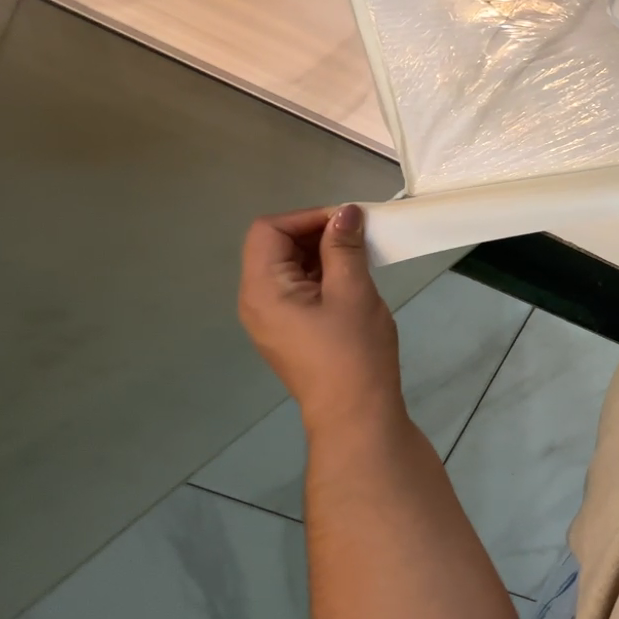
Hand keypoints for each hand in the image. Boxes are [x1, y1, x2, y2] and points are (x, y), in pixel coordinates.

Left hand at [238, 205, 403, 431]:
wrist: (353, 406)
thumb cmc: (353, 348)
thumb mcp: (353, 292)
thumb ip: (344, 248)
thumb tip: (345, 213)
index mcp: (263, 289)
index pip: (269, 230)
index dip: (308, 217)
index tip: (352, 222)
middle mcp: (256, 299)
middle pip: (274, 245)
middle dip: (317, 232)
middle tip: (362, 236)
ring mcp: (271, 315)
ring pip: (288, 264)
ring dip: (323, 251)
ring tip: (362, 255)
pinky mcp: (289, 326)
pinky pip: (297, 284)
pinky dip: (323, 271)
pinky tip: (353, 278)